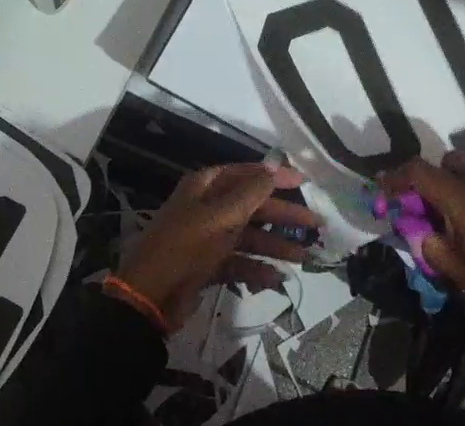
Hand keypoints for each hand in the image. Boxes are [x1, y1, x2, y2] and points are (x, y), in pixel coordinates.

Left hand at [113, 163, 322, 329]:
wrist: (148, 298)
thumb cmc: (184, 247)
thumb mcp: (219, 218)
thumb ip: (250, 193)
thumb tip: (274, 165)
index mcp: (205, 187)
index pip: (247, 173)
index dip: (275, 176)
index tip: (305, 181)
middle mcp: (208, 208)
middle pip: (252, 206)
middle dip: (283, 215)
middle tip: (316, 224)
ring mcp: (208, 238)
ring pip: (249, 236)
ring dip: (275, 245)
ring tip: (303, 257)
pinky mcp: (208, 266)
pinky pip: (239, 262)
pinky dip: (256, 270)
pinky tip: (275, 280)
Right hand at [381, 152, 464, 324]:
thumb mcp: (457, 270)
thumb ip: (428, 241)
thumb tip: (414, 221)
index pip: (421, 173)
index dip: (398, 176)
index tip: (387, 185)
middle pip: (446, 161)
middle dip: (433, 177)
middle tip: (433, 201)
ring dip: (458, 176)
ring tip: (463, 203)